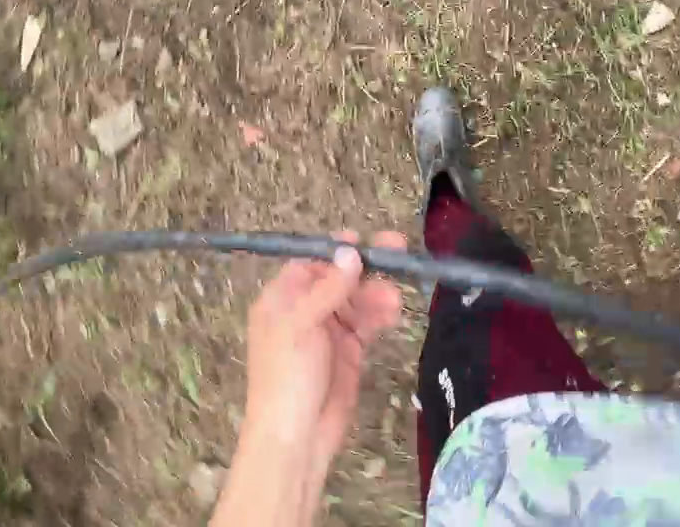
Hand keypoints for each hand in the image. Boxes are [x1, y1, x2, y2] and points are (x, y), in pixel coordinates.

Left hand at [211, 232, 404, 526]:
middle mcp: (305, 310)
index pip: (311, 263)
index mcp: (282, 300)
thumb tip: (350, 251)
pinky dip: (380, 314)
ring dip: (377, 293)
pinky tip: (393, 311)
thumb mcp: (301, 326)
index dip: (336, 251)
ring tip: (395, 298)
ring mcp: (328, 331)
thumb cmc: (287, 377)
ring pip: (358, 299)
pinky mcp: (348, 350)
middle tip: (397, 249)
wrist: (296, 439)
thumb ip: (328, 288)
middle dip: (367, 267)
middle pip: (340, 277)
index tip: (362, 240)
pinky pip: (367, 322)